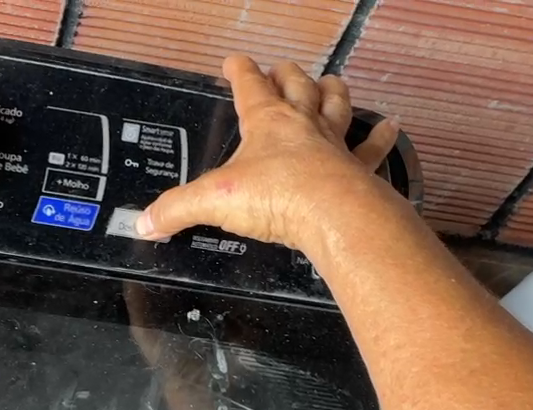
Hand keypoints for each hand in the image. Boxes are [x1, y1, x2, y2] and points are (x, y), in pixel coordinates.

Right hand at [134, 55, 401, 254]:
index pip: (250, 87)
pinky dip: (380, 138)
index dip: (240, 72)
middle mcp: (302, 125)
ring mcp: (333, 145)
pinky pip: (370, 149)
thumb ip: (175, 210)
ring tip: (331, 83)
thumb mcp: (211, 201)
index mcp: (267, 123)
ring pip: (336, 106)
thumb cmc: (273, 196)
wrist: (329, 214)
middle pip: (297, 88)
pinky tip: (389, 129)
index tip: (233, 61)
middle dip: (287, 76)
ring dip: (332, 92)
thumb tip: (143, 224)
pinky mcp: (355, 170)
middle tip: (282, 69)